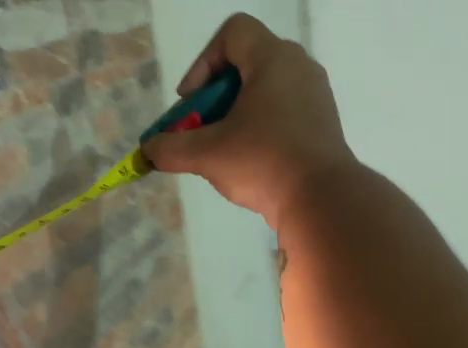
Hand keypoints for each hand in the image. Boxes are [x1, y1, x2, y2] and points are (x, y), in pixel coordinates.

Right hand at [145, 13, 357, 228]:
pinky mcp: (318, 120)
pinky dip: (254, 127)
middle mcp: (297, 65)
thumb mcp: (206, 155)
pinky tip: (245, 160)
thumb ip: (170, 148)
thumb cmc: (262, 161)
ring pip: (261, 90)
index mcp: (272, 59)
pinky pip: (278, 110)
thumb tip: (148, 148)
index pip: (233, 33)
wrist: (319, 195)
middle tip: (197, 131)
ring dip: (231, 115)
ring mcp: (312, 92)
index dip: (203, 63)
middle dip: (211, 97)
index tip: (191, 102)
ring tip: (218, 150)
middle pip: (244, 64)